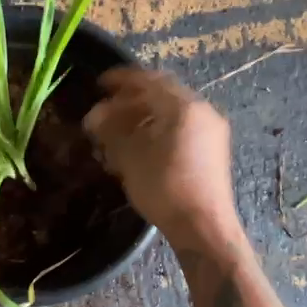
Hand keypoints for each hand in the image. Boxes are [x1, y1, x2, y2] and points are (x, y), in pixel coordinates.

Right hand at [83, 68, 243, 256]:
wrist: (203, 226)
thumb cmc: (165, 188)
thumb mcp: (130, 158)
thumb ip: (111, 130)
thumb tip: (94, 116)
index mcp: (184, 106)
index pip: (148, 81)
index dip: (121, 80)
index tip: (99, 83)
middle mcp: (202, 110)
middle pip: (162, 93)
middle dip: (132, 98)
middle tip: (107, 105)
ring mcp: (211, 130)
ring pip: (172, 111)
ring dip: (145, 114)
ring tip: (119, 127)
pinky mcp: (212, 149)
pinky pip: (182, 126)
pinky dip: (159, 127)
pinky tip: (141, 142)